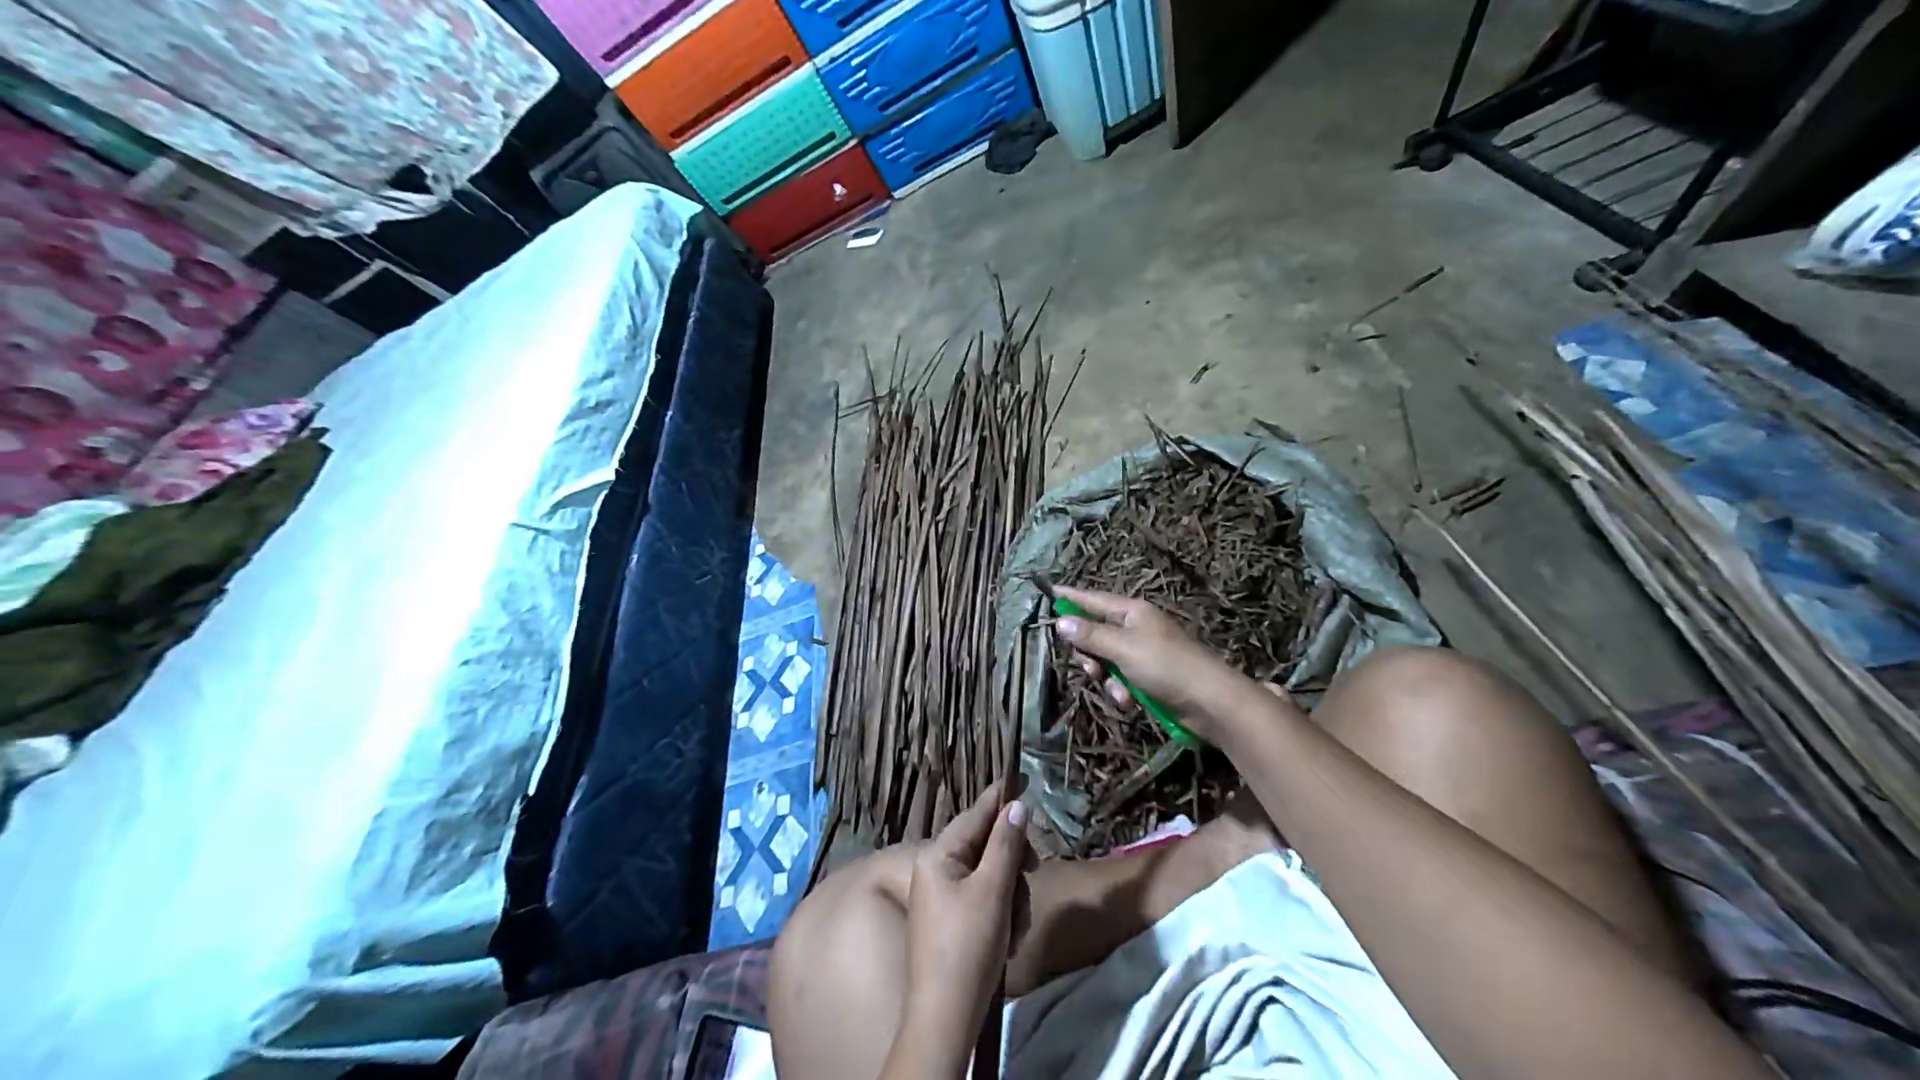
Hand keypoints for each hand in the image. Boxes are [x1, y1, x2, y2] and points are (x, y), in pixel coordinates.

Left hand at [900, 786, 1031, 1060]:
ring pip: (992, 878)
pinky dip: (1003, 917)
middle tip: (1029, 882)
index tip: (1021, 779)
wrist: (945, 1018)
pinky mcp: (953, 921)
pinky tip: (1008, 942)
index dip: (1000, 799)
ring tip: (1015, 930)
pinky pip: (986, 902)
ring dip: (1012, 899)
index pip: (975, 815)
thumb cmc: (967, 947)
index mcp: (938, 855)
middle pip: (987, 848)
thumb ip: (1006, 845)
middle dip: (1013, 869)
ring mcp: (944, 896)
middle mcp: (937, 869)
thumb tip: (1016, 806)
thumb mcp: (992, 891)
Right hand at [1050, 585, 1260, 743]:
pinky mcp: (1148, 676)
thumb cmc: (1166, 666)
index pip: (1092, 599)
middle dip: (1089, 654)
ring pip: (1105, 660)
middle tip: (1091, 669)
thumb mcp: (1123, 648)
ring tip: (1118, 692)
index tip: (1048, 592)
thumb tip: (1061, 621)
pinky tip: (1129, 702)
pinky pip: (1120, 678)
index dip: (1070, 597)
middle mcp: (1135, 628)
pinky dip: (1121, 691)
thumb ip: (1090, 635)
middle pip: (1095, 634)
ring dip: (1106, 678)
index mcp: (1131, 612)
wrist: (1210, 701)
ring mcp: (1142, 652)